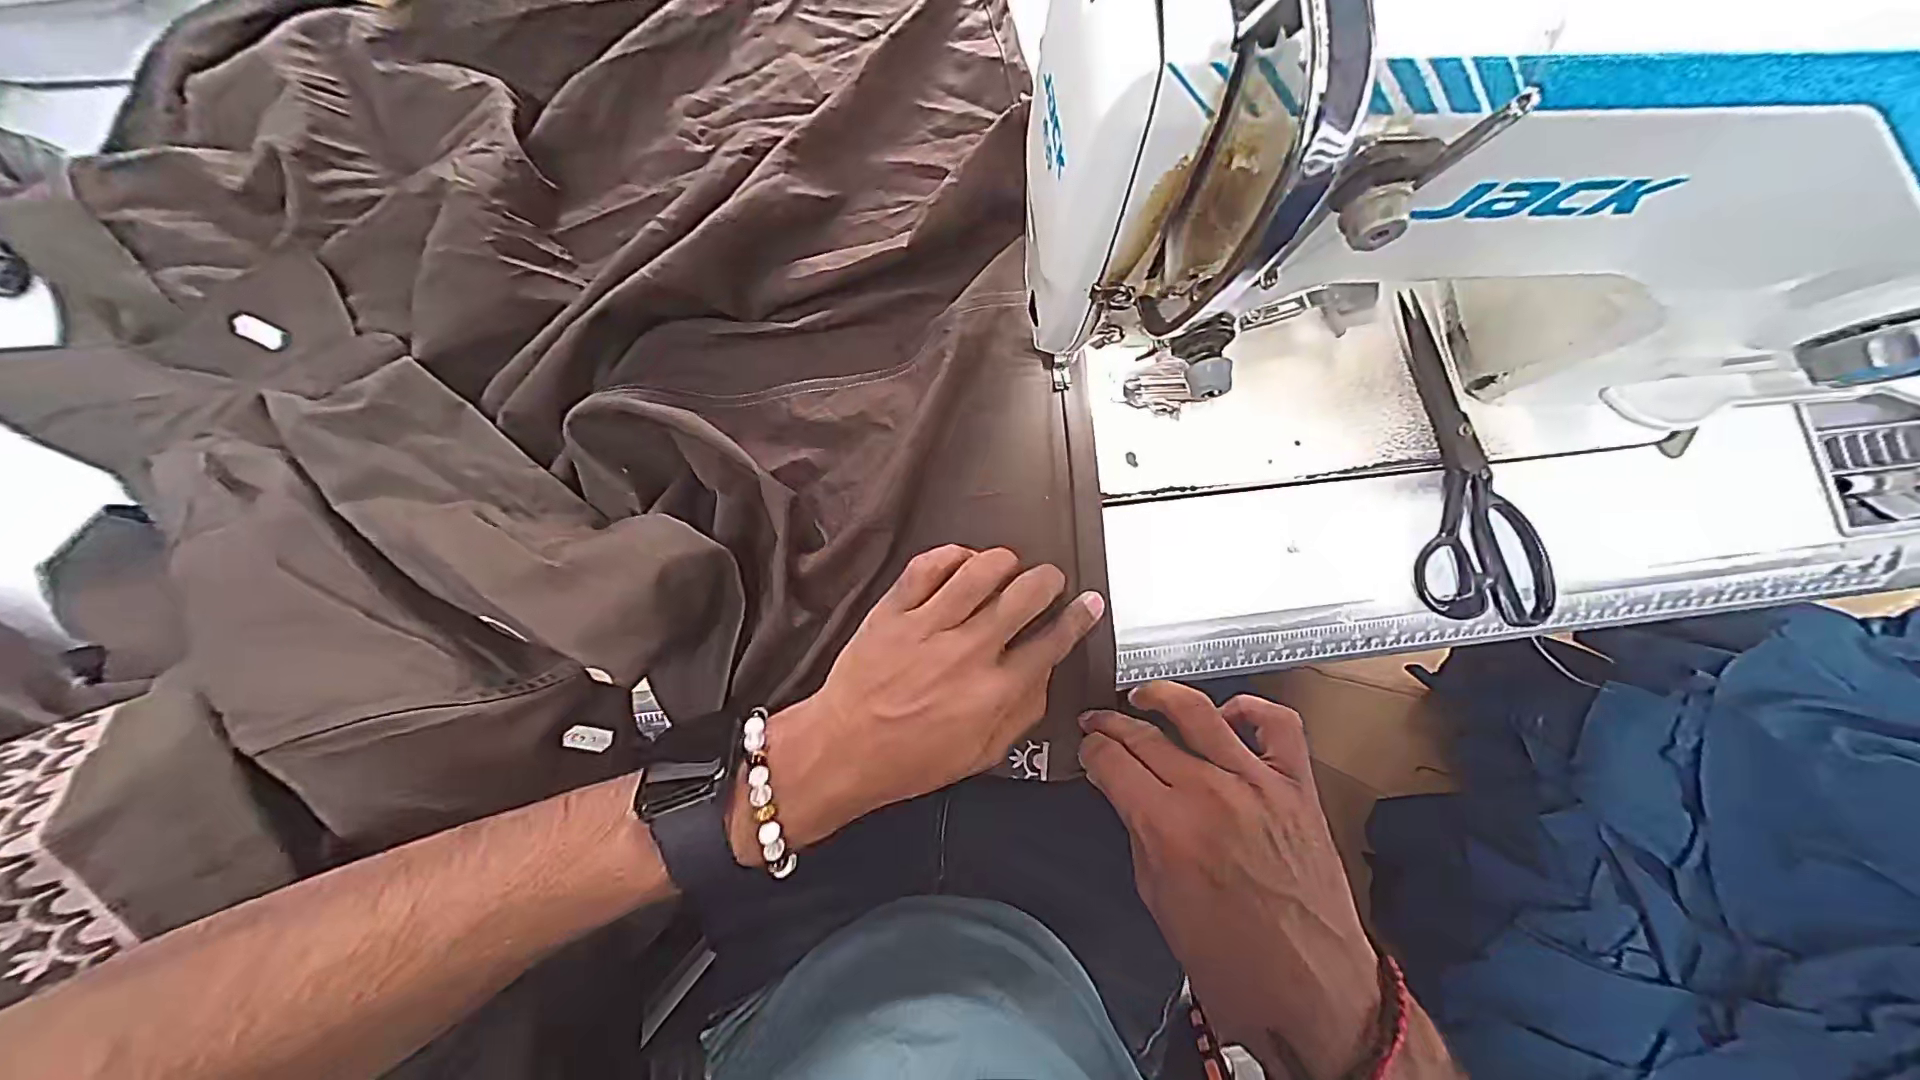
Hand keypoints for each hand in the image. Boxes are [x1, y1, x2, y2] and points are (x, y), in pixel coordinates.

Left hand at [726, 545, 1103, 861]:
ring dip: (1005, 561)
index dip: (1077, 617)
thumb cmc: (906, 757)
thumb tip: (1044, 673)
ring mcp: (927, 628)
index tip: (1086, 604)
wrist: (842, 750)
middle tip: (1047, 580)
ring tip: (1007, 566)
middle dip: (1047, 580)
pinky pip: (928, 567)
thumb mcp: (980, 753)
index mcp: (991, 692)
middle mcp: (965, 653)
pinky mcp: (893, 612)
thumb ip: (1022, 712)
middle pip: (1025, 595)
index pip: (1051, 641)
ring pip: (981, 570)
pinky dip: (951, 555)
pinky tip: (960, 561)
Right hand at [1079, 682, 1380, 1079]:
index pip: (1110, 759)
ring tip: (1144, 697)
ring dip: (1161, 695)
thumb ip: (1137, 833)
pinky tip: (1228, 715)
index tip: (1086, 749)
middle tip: (1098, 723)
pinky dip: (1250, 708)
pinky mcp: (1297, 785)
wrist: (1316, 992)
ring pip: (1198, 710)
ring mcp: (1257, 783)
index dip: (1089, 749)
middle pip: (1142, 733)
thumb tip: (1122, 791)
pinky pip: (1277, 723)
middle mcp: (1209, 794)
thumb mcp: (1158, 900)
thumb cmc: (1232, 963)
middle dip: (1109, 724)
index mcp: (1168, 828)